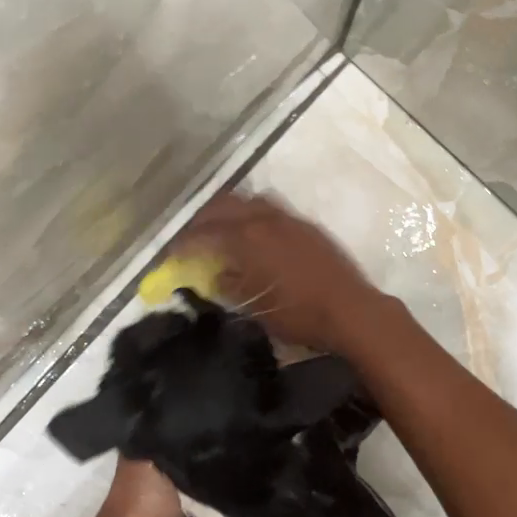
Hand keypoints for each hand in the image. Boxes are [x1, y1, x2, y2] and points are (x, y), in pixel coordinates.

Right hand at [172, 193, 389, 352]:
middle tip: (185, 237)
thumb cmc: (299, 315)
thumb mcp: (254, 307)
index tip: (166, 254)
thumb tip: (209, 274)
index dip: (180, 244)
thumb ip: (227, 285)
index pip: (201, 235)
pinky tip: (247, 230)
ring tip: (213, 228)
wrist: (350, 310)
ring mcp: (286, 217)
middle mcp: (263, 218)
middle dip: (198, 220)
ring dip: (224, 211)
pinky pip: (266, 208)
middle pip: (220, 206)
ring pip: (244, 201)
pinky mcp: (303, 224)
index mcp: (246, 238)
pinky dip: (247, 214)